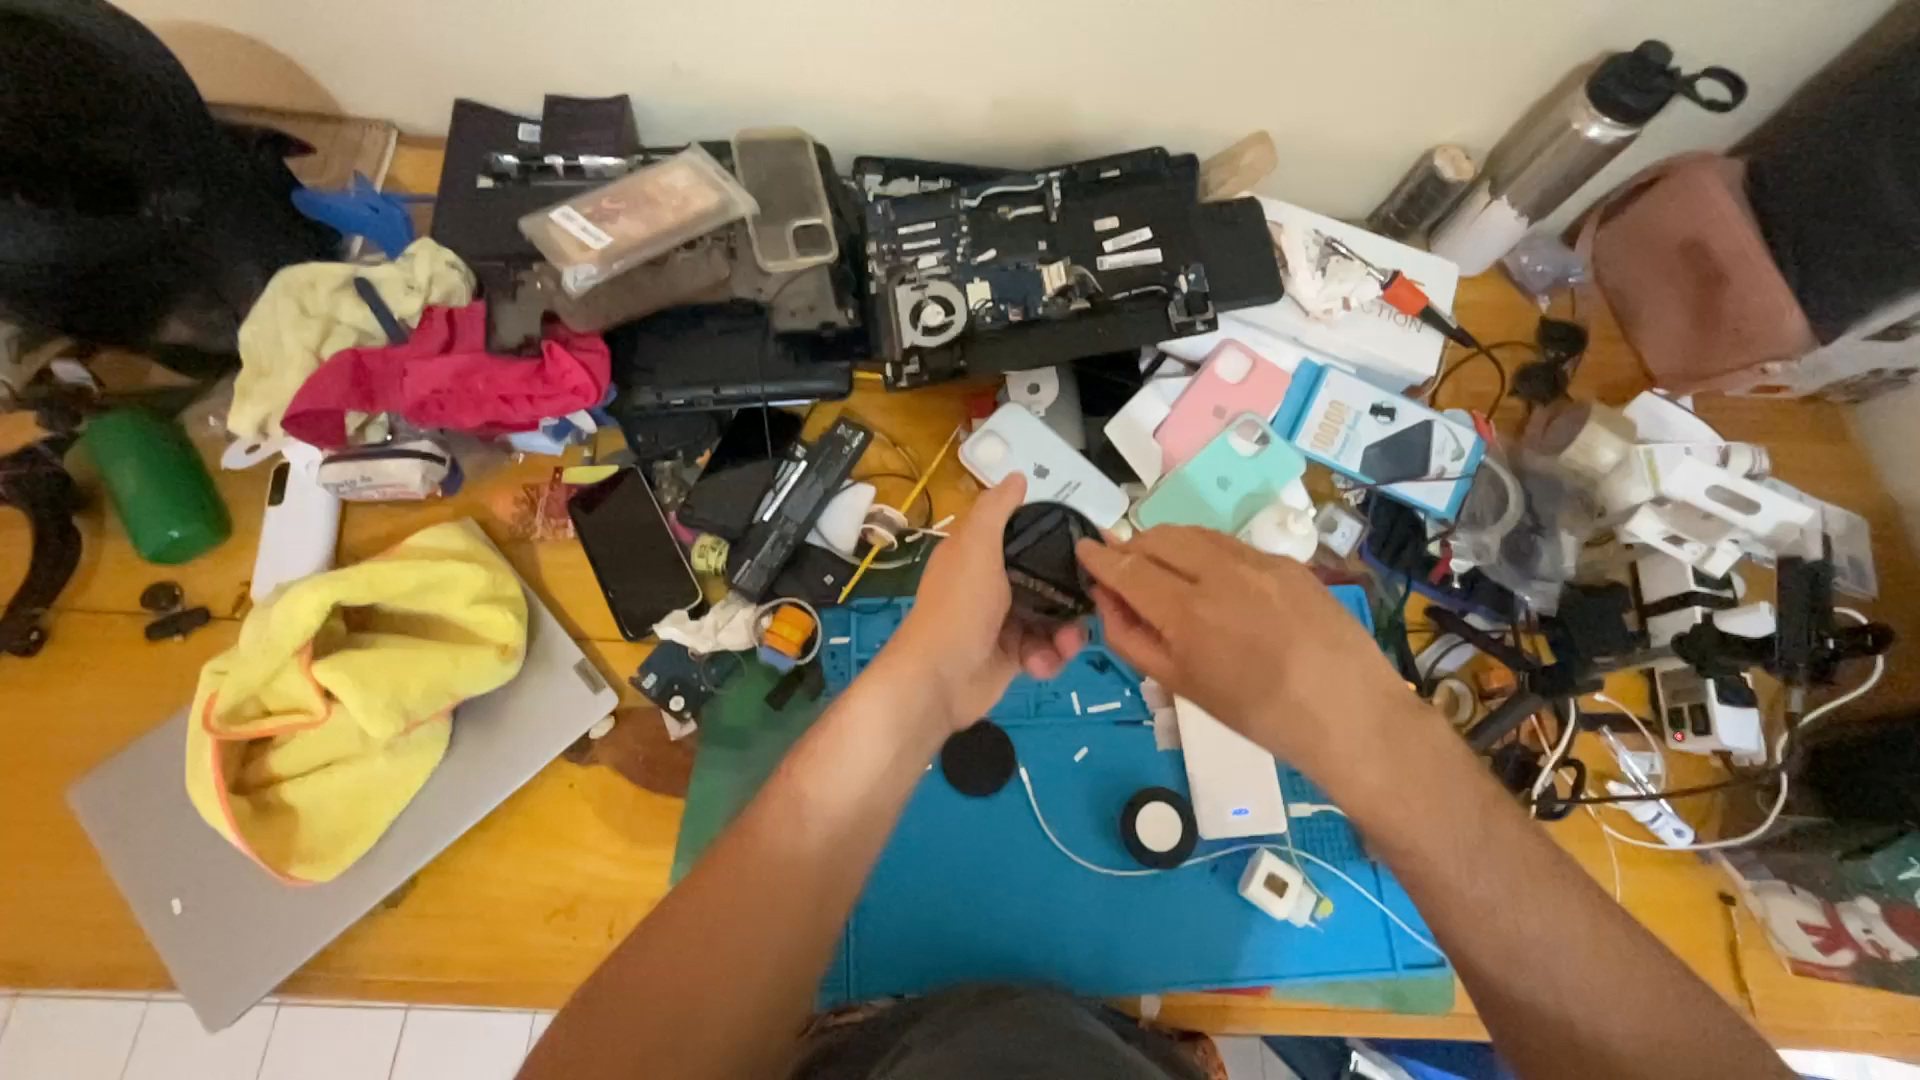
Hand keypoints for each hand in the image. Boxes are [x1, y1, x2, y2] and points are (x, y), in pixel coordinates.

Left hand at [876, 473, 1085, 732]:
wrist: (939, 680)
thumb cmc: (959, 607)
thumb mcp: (975, 547)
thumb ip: (996, 511)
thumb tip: (1017, 476)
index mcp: (979, 554)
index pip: (1024, 537)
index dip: (1056, 539)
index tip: (1090, 547)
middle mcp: (991, 584)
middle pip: (1047, 580)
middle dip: (1072, 594)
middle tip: (1093, 603)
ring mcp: (1003, 622)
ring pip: (1052, 618)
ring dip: (1065, 632)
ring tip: (1066, 645)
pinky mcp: (1012, 656)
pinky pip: (1045, 650)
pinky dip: (1049, 657)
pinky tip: (1041, 665)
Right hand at [1075, 526, 1412, 772]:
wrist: (1348, 714)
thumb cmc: (1256, 713)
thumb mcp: (1181, 686)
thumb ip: (1133, 638)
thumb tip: (1107, 599)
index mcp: (1188, 613)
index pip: (1128, 568)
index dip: (1099, 557)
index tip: (1082, 548)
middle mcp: (1220, 573)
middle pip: (1158, 538)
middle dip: (1131, 546)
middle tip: (1122, 566)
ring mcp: (1259, 562)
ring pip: (1194, 533)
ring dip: (1165, 543)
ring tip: (1160, 565)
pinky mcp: (1287, 562)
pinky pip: (1229, 545)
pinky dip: (1204, 552)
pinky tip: (1210, 578)